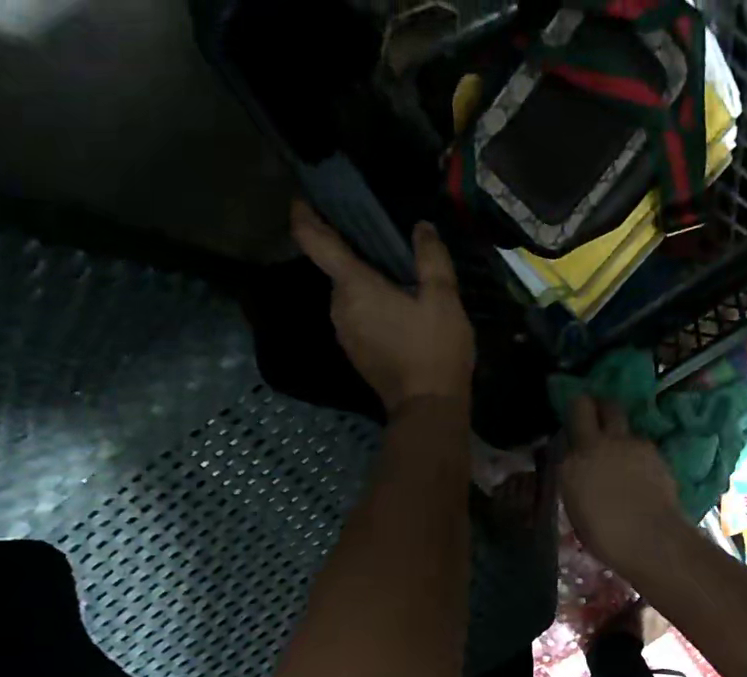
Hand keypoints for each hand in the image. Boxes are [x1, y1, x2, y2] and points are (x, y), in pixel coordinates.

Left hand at [290, 200, 474, 413]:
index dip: (305, 217)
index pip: (314, 242)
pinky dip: (369, 306)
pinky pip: (356, 317)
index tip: (303, 200)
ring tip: (393, 275)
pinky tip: (395, 308)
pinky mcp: (356, 354)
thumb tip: (422, 228)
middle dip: (350, 253)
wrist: (428, 408)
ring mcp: (345, 334)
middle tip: (378, 240)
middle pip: (335, 270)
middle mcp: (339, 308)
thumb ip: (431, 258)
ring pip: (347, 296)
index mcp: (354, 287)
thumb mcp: (443, 299)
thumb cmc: (434, 350)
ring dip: (362, 283)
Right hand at [560, 396, 689, 572]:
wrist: (650, 539)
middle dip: (601, 407)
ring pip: (627, 427)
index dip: (577, 416)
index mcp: (574, 459)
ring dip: (621, 436)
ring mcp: (633, 446)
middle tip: (598, 420)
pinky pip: (642, 447)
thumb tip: (580, 469)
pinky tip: (641, 477)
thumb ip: (576, 478)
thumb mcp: (576, 507)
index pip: (575, 413)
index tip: (576, 428)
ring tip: (622, 459)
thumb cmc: (604, 536)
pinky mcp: (657, 455)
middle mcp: (602, 443)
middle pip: (605, 404)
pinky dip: (639, 456)